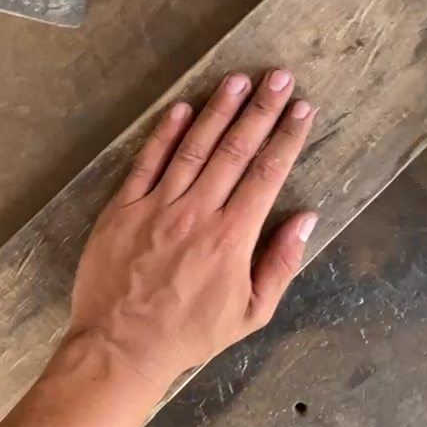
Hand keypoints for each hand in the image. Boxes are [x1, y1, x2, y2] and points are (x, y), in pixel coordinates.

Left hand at [66, 70, 319, 390]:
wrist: (119, 350)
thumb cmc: (191, 333)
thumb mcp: (251, 313)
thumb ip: (281, 263)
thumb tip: (307, 217)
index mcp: (232, 237)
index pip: (267, 174)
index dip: (287, 137)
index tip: (302, 108)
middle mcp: (197, 212)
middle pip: (235, 150)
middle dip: (261, 110)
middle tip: (278, 77)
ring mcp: (157, 206)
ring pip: (194, 147)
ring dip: (218, 110)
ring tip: (238, 80)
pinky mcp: (122, 208)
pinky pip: (147, 162)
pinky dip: (165, 133)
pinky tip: (182, 107)